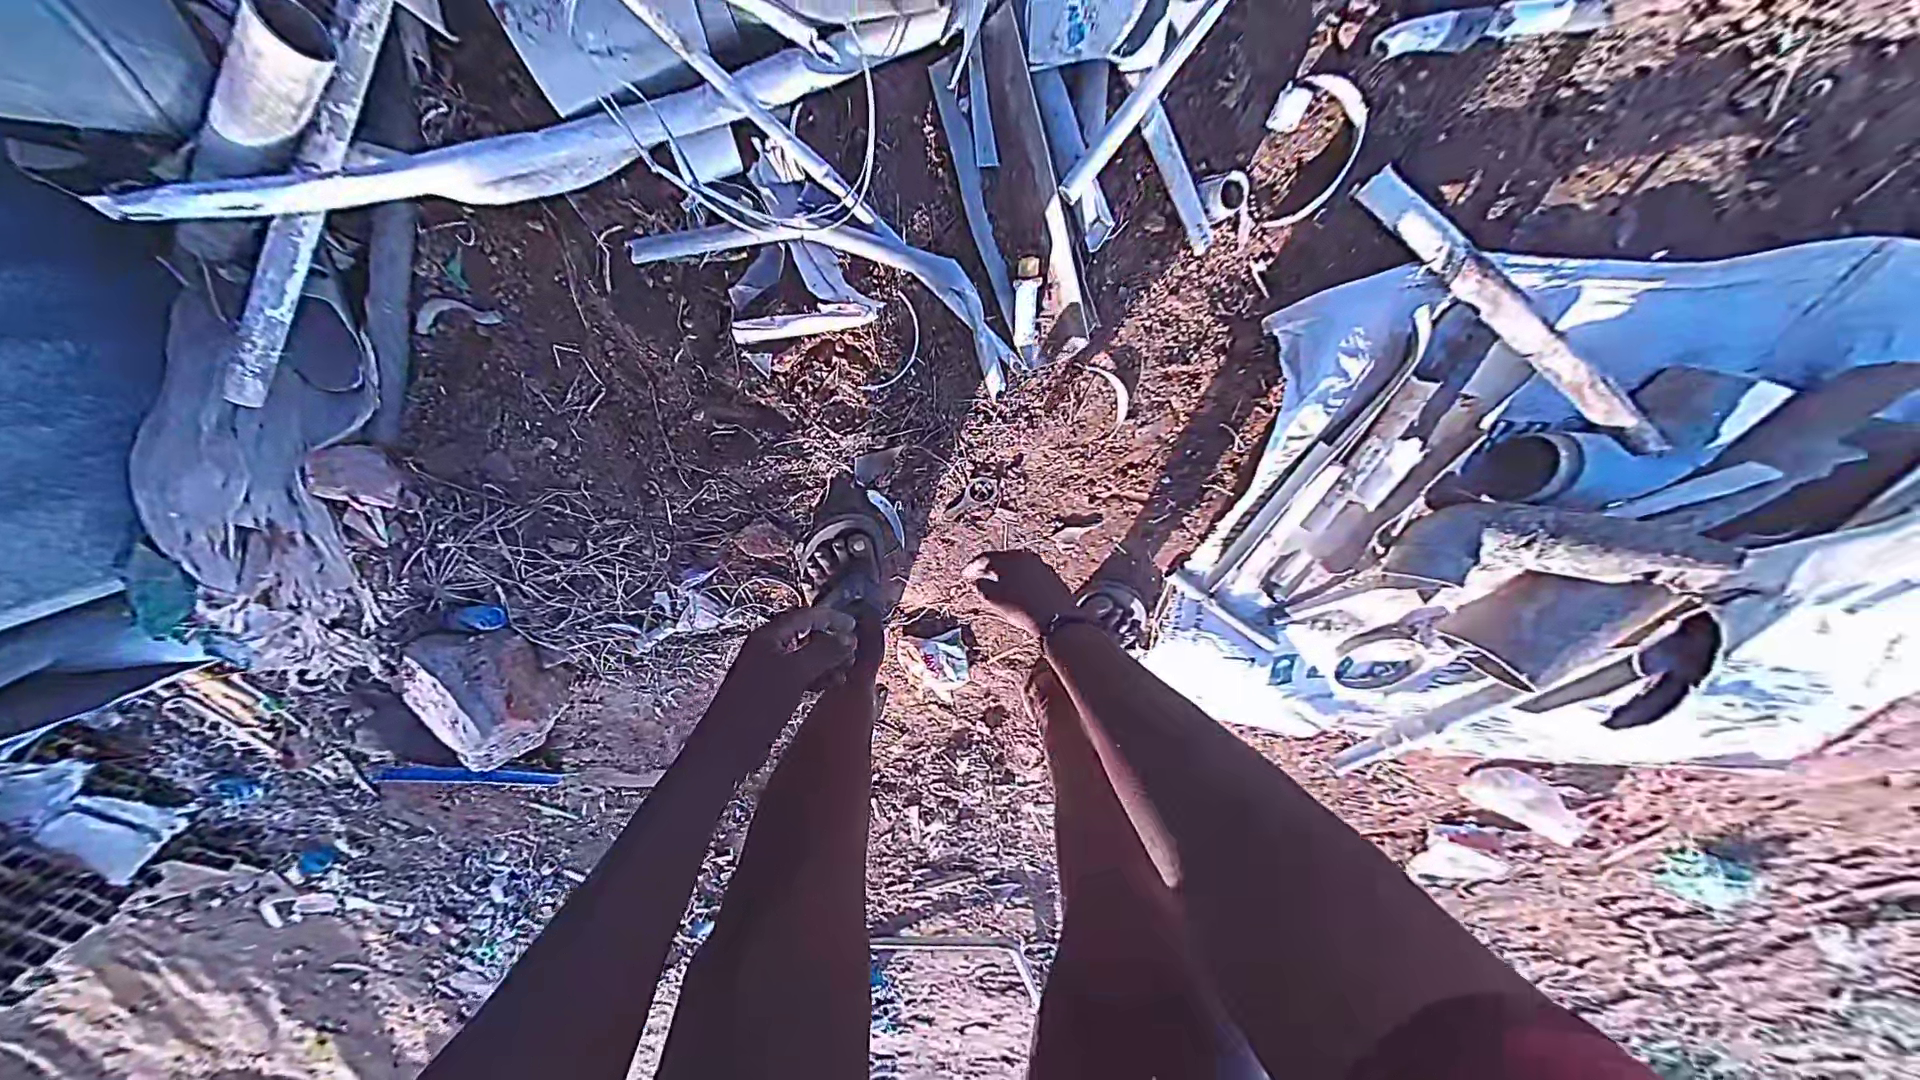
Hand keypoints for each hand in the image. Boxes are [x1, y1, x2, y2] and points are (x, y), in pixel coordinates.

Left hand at [733, 606, 857, 694]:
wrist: (727, 746)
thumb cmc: (759, 705)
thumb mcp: (796, 672)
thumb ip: (824, 651)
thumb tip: (849, 638)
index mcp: (770, 636)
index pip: (806, 616)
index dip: (832, 618)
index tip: (855, 626)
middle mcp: (768, 648)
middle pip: (806, 635)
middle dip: (831, 641)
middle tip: (852, 654)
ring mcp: (768, 669)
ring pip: (805, 657)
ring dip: (827, 662)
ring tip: (845, 673)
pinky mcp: (771, 690)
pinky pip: (800, 675)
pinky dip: (817, 677)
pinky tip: (829, 686)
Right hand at [963, 550, 1075, 637]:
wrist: (1057, 618)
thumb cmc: (1022, 608)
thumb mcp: (993, 599)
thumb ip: (981, 586)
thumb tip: (979, 581)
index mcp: (1009, 558)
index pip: (985, 558)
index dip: (972, 567)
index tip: (965, 575)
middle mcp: (1025, 556)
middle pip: (1001, 559)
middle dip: (988, 568)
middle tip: (977, 577)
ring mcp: (1039, 565)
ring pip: (1015, 566)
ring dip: (1004, 574)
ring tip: (996, 585)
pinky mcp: (1050, 576)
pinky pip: (1027, 573)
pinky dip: (1017, 579)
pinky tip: (1015, 591)